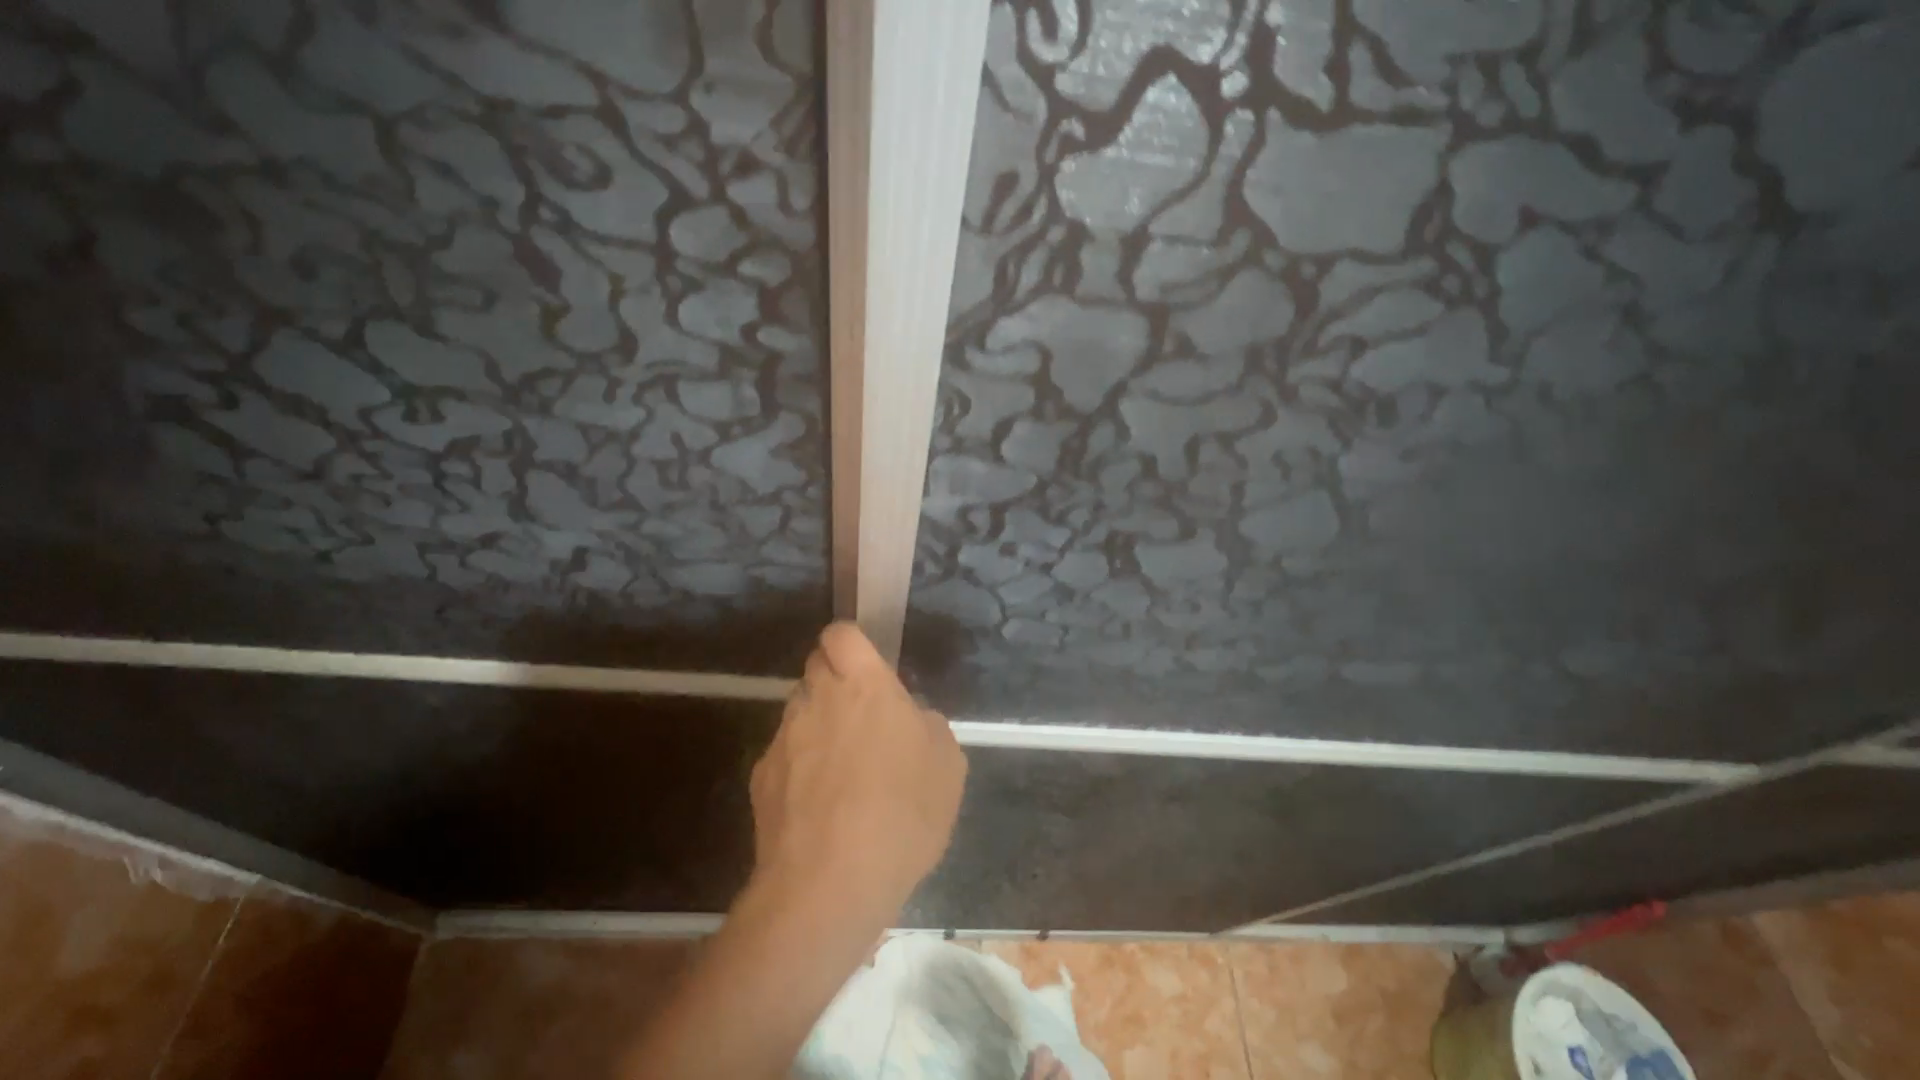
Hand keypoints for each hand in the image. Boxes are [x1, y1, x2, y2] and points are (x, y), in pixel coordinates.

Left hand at [748, 623, 967, 920]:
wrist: (829, 884)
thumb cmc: (902, 815)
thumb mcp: (948, 768)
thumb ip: (927, 727)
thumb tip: (910, 720)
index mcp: (864, 686)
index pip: (841, 635)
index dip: (852, 647)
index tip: (870, 674)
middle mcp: (816, 700)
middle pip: (816, 670)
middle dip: (836, 686)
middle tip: (864, 725)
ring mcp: (782, 738)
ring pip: (799, 714)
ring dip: (818, 729)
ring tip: (843, 776)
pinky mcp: (760, 778)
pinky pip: (784, 757)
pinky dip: (799, 771)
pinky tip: (820, 810)